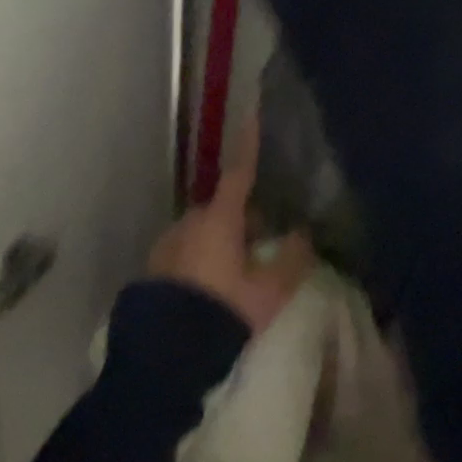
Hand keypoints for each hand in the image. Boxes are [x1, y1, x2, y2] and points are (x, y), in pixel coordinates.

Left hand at [150, 126, 312, 333]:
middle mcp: (189, 222)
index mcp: (218, 219)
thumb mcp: (267, 293)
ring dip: (221, 240)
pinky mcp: (155, 264)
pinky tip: (211, 287)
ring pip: (203, 230)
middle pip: (222, 209)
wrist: (166, 346)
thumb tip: (306, 235)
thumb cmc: (223, 311)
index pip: (239, 175)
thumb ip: (291, 261)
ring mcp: (168, 242)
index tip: (252, 115)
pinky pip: (186, 249)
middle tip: (264, 245)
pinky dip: (201, 257)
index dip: (249, 147)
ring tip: (239, 274)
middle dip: (243, 219)